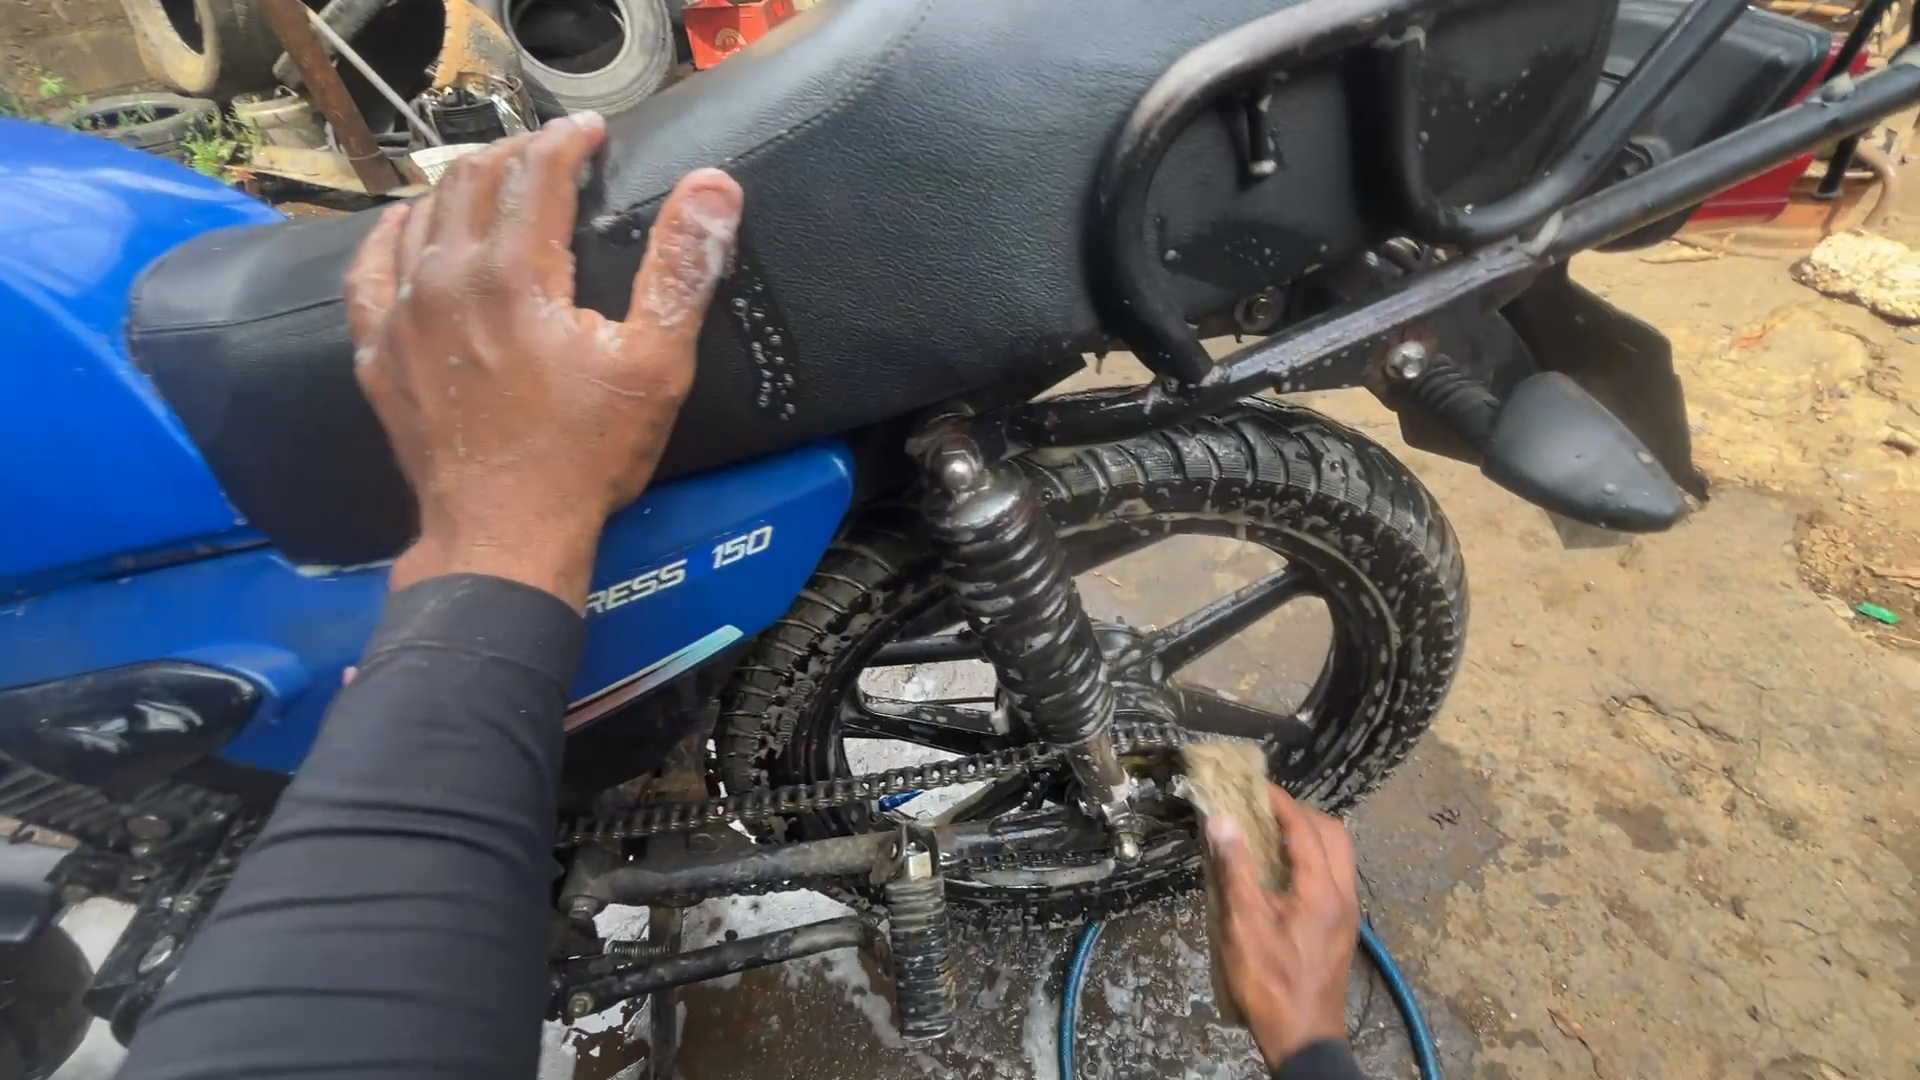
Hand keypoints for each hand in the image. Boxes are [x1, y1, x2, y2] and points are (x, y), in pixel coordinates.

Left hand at [344, 112, 743, 608]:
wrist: (505, 531)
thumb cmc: (588, 453)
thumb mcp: (656, 366)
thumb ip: (681, 272)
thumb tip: (714, 188)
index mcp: (517, 272)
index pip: (538, 174)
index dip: (568, 142)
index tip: (591, 132)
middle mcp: (447, 276)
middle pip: (473, 184)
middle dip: (515, 155)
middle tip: (549, 153)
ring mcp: (401, 314)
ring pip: (421, 217)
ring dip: (460, 187)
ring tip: (490, 180)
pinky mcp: (377, 353)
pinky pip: (369, 268)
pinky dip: (393, 234)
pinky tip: (408, 229)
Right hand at [1206, 784, 1360, 1069]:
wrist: (1302, 1038)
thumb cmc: (1269, 980)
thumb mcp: (1243, 923)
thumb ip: (1234, 867)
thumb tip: (1220, 818)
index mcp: (1322, 890)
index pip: (1305, 827)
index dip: (1278, 801)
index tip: (1251, 786)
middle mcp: (1343, 895)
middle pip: (1333, 834)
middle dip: (1299, 812)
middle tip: (1262, 808)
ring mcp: (1346, 913)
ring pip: (1337, 854)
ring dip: (1306, 834)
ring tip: (1267, 833)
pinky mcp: (1340, 927)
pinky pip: (1332, 873)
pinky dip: (1309, 856)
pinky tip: (1277, 869)